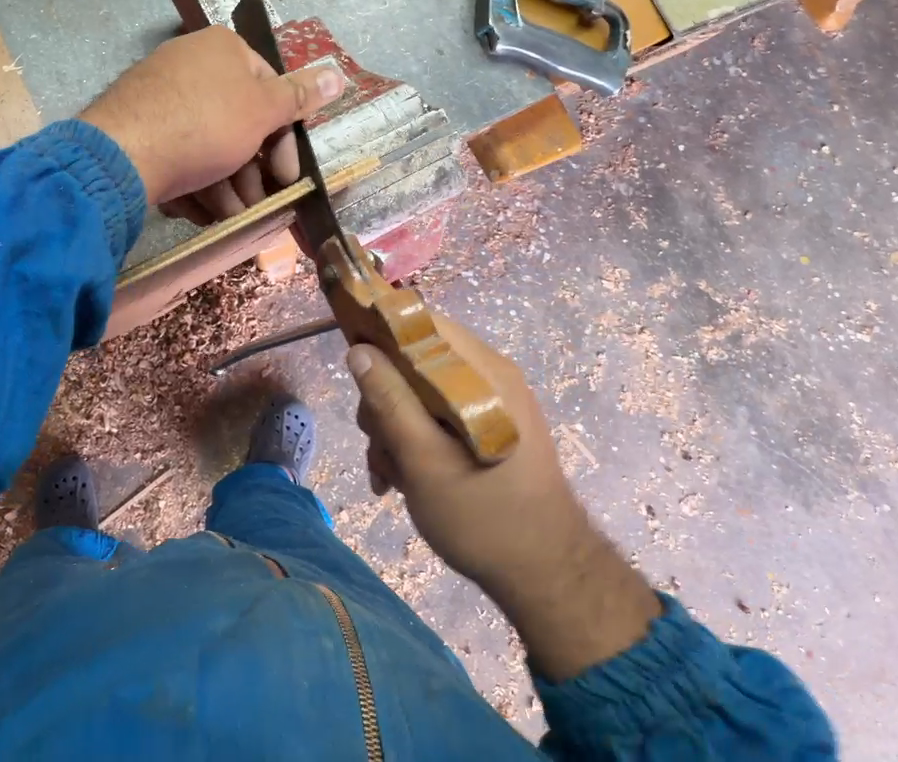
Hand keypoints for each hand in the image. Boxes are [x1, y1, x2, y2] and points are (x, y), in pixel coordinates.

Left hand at [79, 27, 343, 212]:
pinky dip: (189, 185)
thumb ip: (299, 97)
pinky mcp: (136, 130)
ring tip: (225, 217)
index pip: (268, 90)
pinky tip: (195, 211)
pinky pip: (174, 156)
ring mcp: (157, 98)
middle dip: (250, 173)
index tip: (287, 178)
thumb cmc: (204, 125)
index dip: (283, 138)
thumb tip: (337, 74)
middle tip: (256, 207)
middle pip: (235, 124)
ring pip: (205, 146)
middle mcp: (188, 66)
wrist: (123, 154)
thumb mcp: (262, 110)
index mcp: (221, 49)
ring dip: (223, 187)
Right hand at [347, 333, 660, 680]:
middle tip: (379, 443)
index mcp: (483, 373)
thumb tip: (358, 350)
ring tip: (390, 472)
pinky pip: (434, 416)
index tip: (352, 364)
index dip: (379, 332)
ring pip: (417, 392)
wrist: (546, 576)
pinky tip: (401, 479)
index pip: (421, 322)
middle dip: (383, 398)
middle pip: (413, 359)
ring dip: (392, 427)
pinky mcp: (485, 429)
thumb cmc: (483, 515)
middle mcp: (489, 377)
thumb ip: (389, 400)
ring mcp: (489, 404)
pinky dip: (411, 441)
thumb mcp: (423, 458)